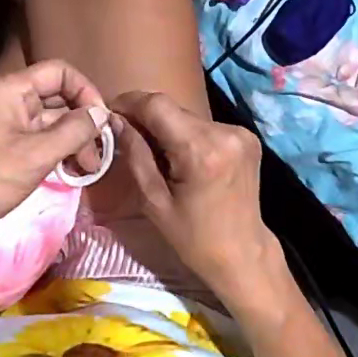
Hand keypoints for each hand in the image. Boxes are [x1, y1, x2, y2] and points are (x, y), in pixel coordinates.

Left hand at [0, 60, 109, 262]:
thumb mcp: (38, 155)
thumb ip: (74, 130)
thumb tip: (102, 114)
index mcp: (9, 88)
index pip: (59, 72)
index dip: (86, 92)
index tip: (101, 123)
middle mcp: (4, 96)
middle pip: (55, 96)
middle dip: (81, 123)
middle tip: (96, 157)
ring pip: (46, 119)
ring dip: (70, 140)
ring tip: (85, 169)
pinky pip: (33, 135)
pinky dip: (53, 148)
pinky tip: (67, 169)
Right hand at [111, 91, 287, 307]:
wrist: (243, 254)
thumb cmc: (194, 237)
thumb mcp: (154, 201)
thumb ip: (135, 155)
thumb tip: (116, 121)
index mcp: (202, 150)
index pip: (158, 105)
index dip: (130, 103)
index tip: (111, 114)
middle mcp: (225, 133)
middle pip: (173, 109)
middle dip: (146, 118)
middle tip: (126, 136)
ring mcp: (240, 133)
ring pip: (188, 116)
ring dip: (166, 127)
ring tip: (154, 152)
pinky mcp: (247, 137)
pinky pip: (204, 126)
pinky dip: (186, 134)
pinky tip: (180, 157)